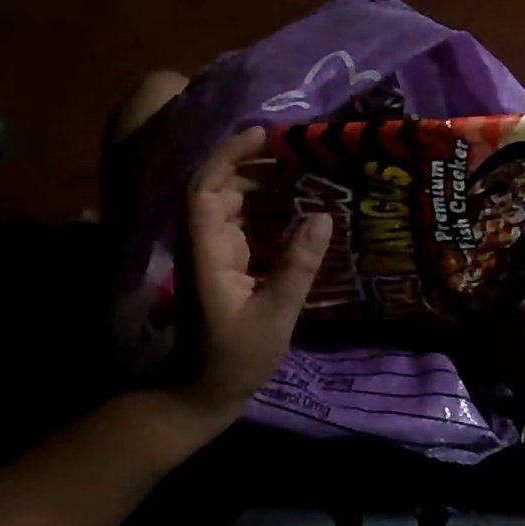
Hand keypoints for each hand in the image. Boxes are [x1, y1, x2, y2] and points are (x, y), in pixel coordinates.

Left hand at [172, 127, 332, 426]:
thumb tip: (323, 216)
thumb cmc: (234, 359)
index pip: (205, 189)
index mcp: (205, 252)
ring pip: (229, 201)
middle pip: (217, 186)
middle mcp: (203, 242)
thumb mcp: (274, 317)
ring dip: (258, 180)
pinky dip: (264, 205)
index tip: (262, 134)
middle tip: (295, 149)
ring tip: (300, 167)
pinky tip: (294, 203)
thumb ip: (297, 267)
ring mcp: (212, 251)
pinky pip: (241, 221)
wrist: (201, 392)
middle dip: (251, 161)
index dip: (228, 156)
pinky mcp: (223, 262)